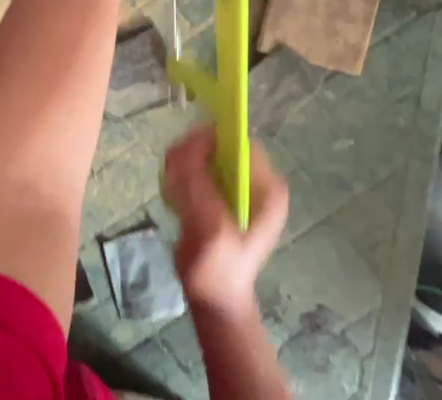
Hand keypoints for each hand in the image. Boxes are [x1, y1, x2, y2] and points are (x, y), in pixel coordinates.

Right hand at [163, 124, 288, 317]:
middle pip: (219, 147)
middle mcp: (255, 182)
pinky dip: (180, 179)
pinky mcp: (216, 196)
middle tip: (175, 178)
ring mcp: (235, 189)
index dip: (213, 141)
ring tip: (174, 193)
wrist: (214, 301)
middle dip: (193, 156)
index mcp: (267, 187)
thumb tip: (188, 141)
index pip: (240, 144)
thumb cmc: (219, 268)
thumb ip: (200, 182)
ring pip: (202, 156)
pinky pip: (194, 172)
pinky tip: (174, 199)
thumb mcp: (211, 226)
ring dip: (183, 169)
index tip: (186, 154)